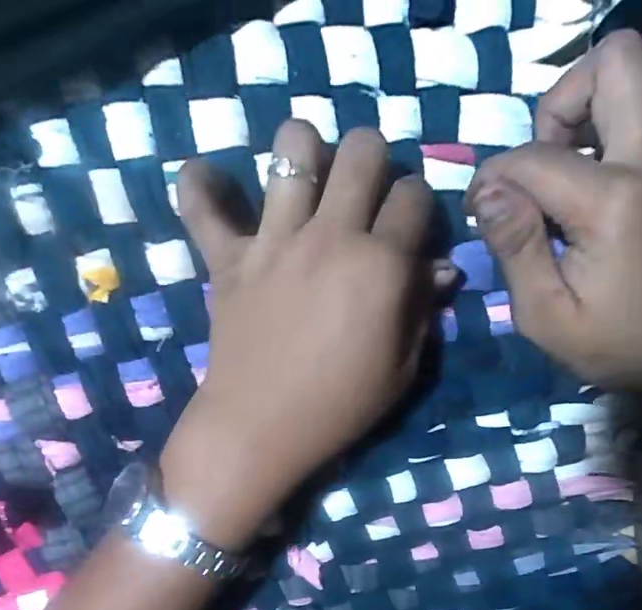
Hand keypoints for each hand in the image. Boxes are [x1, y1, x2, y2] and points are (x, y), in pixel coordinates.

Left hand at [161, 120, 438, 548]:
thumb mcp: (400, 369)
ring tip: (305, 179)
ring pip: (294, 147)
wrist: (260, 430)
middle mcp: (331, 236)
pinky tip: (206, 180)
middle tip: (364, 193)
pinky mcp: (228, 258)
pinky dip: (201, 189)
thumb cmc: (339, 408)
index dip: (418, 206)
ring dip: (305, 151)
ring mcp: (275, 240)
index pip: (414, 196)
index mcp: (381, 265)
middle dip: (374, 160)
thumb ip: (421, 311)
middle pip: (363, 150)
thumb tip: (440, 267)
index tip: (408, 228)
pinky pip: (204, 207)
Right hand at [467, 12, 641, 391]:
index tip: (486, 211)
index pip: (533, 155)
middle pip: (620, 58)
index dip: (494, 177)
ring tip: (615, 107)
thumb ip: (515, 245)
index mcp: (612, 200)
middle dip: (569, 93)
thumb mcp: (543, 315)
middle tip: (556, 152)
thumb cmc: (612, 347)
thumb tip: (486, 189)